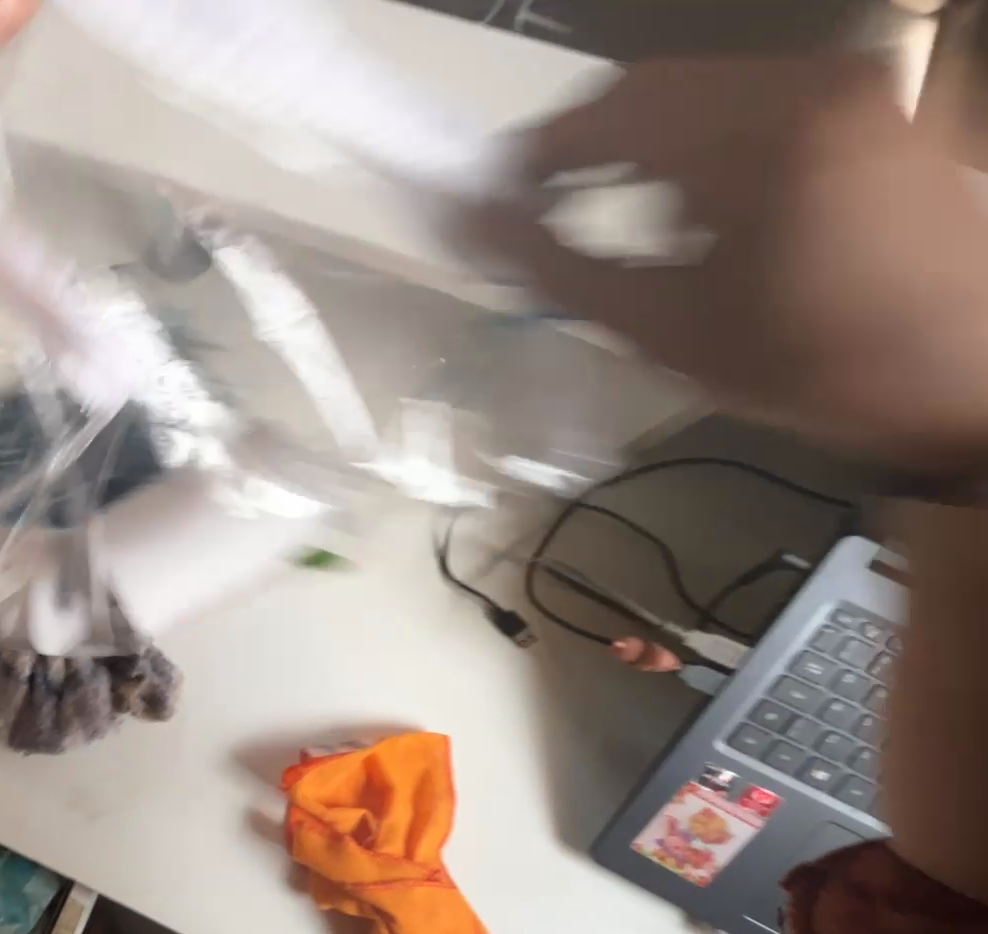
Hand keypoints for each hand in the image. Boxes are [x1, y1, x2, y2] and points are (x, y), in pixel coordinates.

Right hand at [478, 55, 987, 469]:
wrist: (960, 375)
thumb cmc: (794, 363)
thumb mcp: (650, 324)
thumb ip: (547, 264)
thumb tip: (467, 224)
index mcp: (751, 141)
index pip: (598, 112)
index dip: (526, 158)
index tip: (490, 207)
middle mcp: (806, 87)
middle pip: (643, 88)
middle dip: (576, 149)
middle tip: (539, 211)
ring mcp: (849, 86)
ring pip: (691, 89)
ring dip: (630, 147)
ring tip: (613, 217)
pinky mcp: (872, 101)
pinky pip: (743, 99)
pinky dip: (690, 142)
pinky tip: (687, 206)